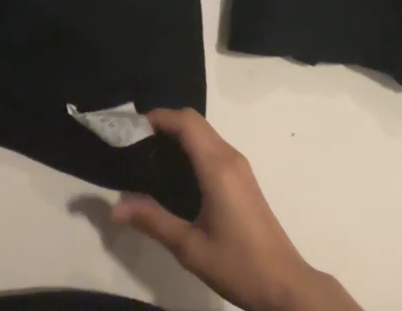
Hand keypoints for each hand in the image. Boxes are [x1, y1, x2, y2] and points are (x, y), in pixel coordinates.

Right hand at [113, 109, 361, 310]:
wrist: (286, 286)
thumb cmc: (238, 265)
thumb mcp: (189, 247)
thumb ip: (152, 221)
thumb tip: (115, 207)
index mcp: (217, 167)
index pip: (186, 122)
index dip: (158, 116)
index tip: (130, 127)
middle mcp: (230, 158)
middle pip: (195, 122)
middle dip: (164, 123)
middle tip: (133, 143)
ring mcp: (240, 168)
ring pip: (205, 134)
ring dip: (177, 135)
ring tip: (147, 156)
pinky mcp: (244, 180)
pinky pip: (213, 148)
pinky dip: (190, 147)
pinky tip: (174, 174)